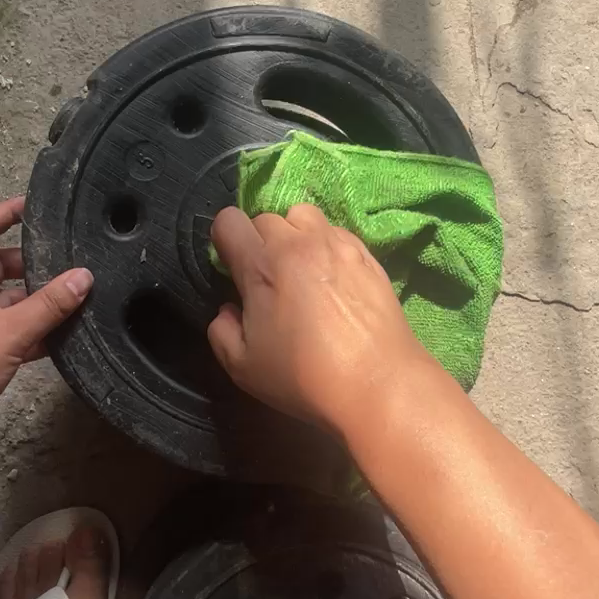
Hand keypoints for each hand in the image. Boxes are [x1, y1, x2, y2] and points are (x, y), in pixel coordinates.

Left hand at [0, 197, 91, 446]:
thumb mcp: (8, 331)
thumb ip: (49, 304)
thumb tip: (84, 274)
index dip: (5, 212)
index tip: (37, 204)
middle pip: (1, 267)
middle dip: (34, 261)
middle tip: (73, 260)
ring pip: (11, 303)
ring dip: (40, 301)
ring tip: (81, 298)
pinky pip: (14, 335)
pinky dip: (37, 333)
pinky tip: (66, 338)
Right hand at [206, 204, 439, 434]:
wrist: (377, 383)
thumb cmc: (304, 377)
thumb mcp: (242, 367)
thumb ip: (221, 331)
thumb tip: (230, 309)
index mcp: (261, 265)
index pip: (228, 221)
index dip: (224, 242)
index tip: (233, 270)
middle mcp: (298, 243)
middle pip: (265, 218)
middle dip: (259, 242)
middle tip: (269, 280)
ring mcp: (336, 244)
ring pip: (302, 215)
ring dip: (294, 234)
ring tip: (301, 267)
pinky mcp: (365, 253)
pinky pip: (335, 231)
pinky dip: (325, 244)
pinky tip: (332, 276)